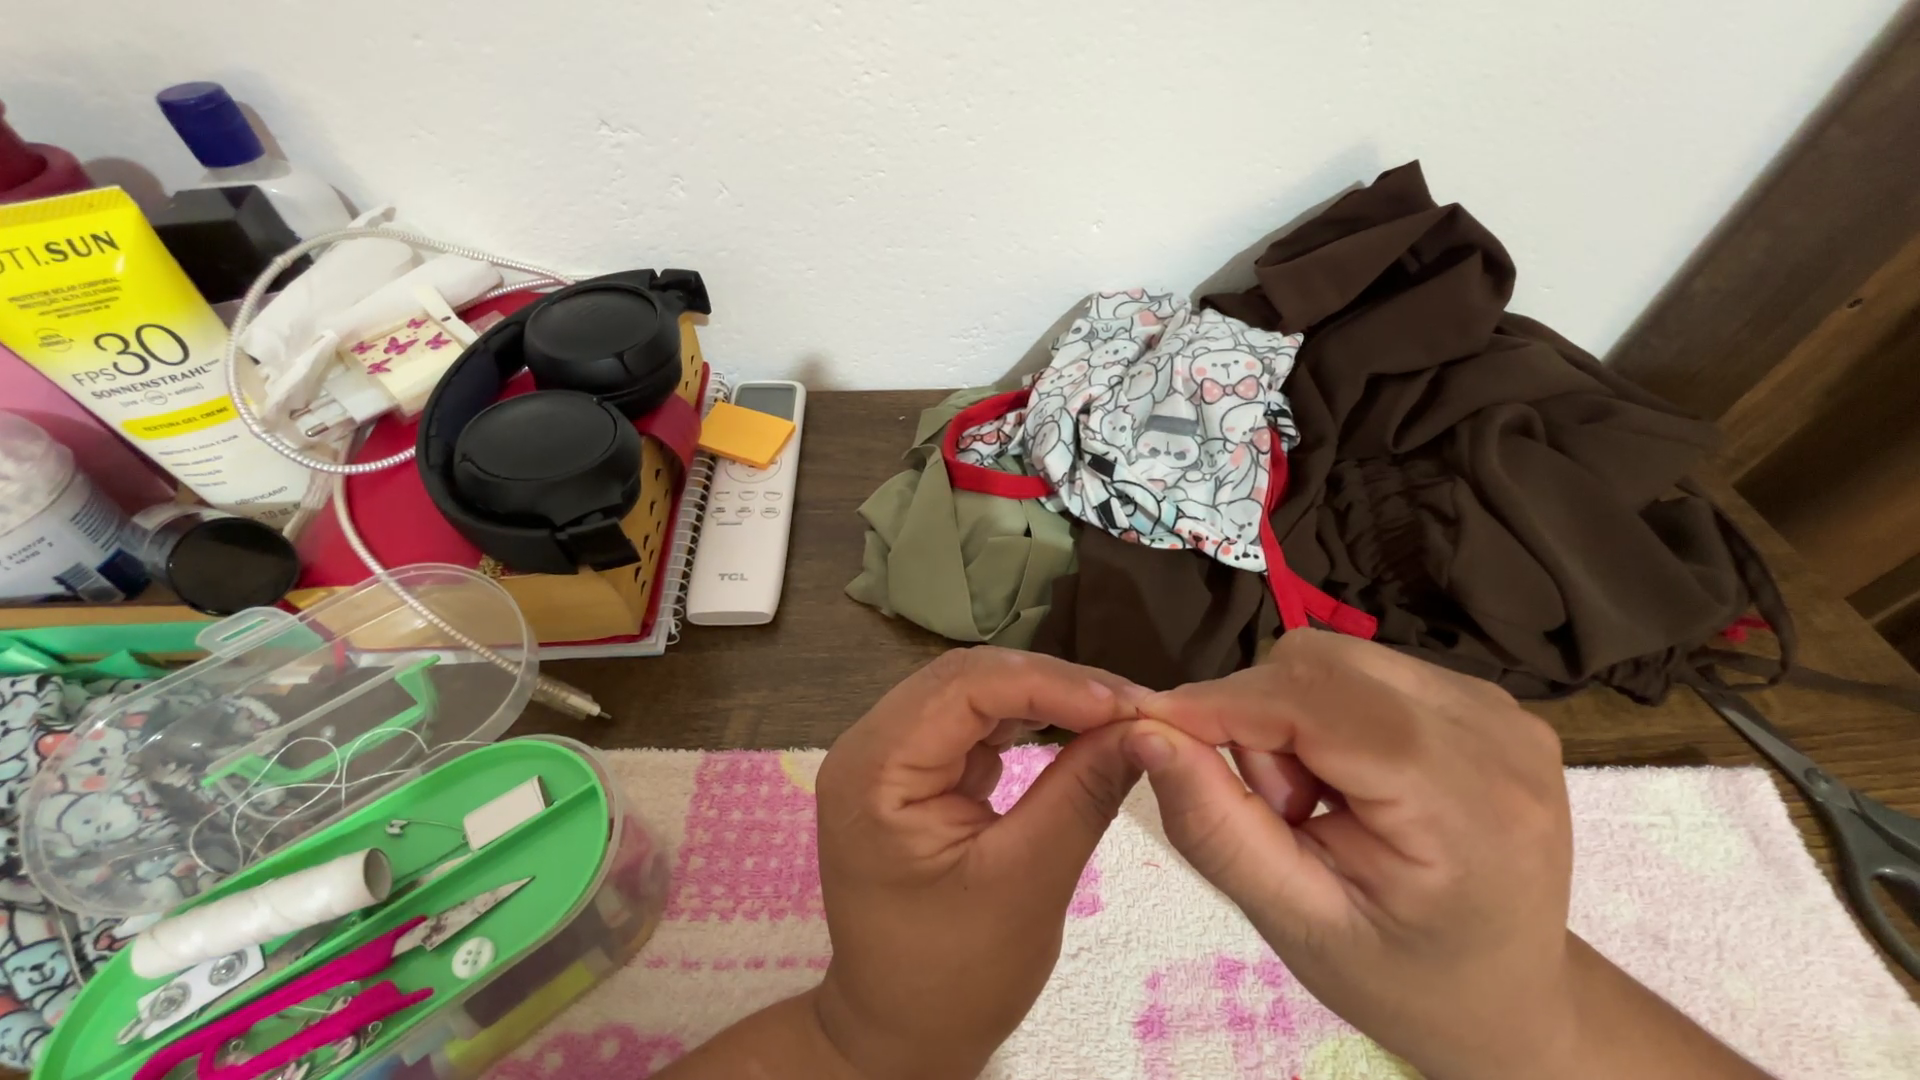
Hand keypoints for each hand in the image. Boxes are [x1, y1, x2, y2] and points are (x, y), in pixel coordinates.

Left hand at [812, 647, 1146, 1078]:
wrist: (901, 1031)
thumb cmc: (955, 976)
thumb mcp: (1028, 884)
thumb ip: (1083, 794)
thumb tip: (1147, 729)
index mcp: (872, 771)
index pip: (963, 688)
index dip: (1050, 684)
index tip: (1128, 705)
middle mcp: (870, 746)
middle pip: (966, 679)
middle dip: (1054, 685)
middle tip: (1133, 707)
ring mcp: (889, 753)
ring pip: (974, 691)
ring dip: (1046, 697)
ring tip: (1115, 714)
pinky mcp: (915, 767)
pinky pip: (975, 721)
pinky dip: (1030, 719)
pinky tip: (1075, 726)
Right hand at [1126, 629, 1766, 1079]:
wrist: (1508, 994)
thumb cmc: (1397, 977)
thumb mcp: (1293, 920)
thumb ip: (1214, 824)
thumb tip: (1143, 732)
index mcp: (1464, 802)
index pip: (1315, 705)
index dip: (1220, 704)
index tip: (1145, 725)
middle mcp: (1492, 731)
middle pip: (1318, 664)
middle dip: (1258, 718)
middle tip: (1275, 807)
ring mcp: (1496, 706)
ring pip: (1331, 657)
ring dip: (1286, 713)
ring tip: (1311, 797)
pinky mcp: (1481, 696)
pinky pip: (1358, 668)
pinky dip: (1319, 708)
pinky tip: (1344, 775)